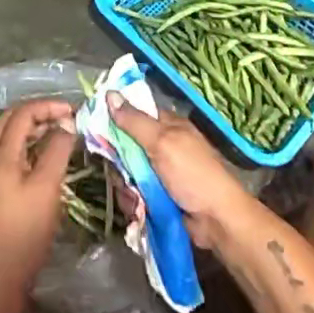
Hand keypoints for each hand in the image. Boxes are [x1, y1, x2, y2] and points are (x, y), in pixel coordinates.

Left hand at [0, 99, 76, 292]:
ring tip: (64, 131)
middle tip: (67, 116)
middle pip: (14, 120)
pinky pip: (18, 152)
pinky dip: (35, 144)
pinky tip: (52, 155)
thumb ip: (58, 149)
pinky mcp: (3, 189)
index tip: (75, 111)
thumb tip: (68, 124)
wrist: (2, 276)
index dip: (48, 105)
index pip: (23, 113)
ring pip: (15, 136)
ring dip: (38, 127)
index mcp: (3, 154)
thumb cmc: (26, 229)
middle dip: (41, 112)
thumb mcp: (47, 185)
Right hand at [107, 93, 256, 247]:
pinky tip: (140, 211)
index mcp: (168, 126)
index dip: (116, 121)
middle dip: (121, 165)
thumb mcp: (162, 142)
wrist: (215, 219)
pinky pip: (135, 195)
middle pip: (126, 149)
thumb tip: (110, 94)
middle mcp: (163, 146)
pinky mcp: (157, 197)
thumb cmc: (192, 173)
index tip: (98, 132)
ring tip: (137, 199)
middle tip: (124, 175)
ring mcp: (160, 173)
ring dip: (128, 188)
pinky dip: (135, 204)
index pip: (135, 115)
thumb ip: (134, 121)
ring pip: (128, 175)